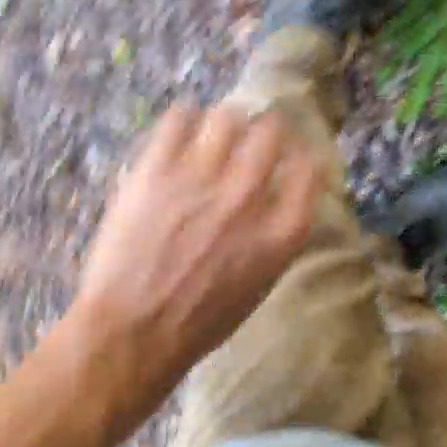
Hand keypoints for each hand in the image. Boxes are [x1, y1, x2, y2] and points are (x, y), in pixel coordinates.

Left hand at [67, 104, 328, 388]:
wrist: (136, 329)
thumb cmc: (199, 323)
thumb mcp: (256, 289)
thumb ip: (271, 243)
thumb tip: (272, 208)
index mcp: (280, 235)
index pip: (310, 172)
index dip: (305, 159)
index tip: (295, 158)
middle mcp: (247, 198)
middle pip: (271, 133)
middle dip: (268, 130)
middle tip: (257, 135)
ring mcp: (201, 179)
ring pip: (226, 118)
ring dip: (228, 122)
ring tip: (219, 131)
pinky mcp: (156, 169)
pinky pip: (179, 118)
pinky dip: (187, 119)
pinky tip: (184, 132)